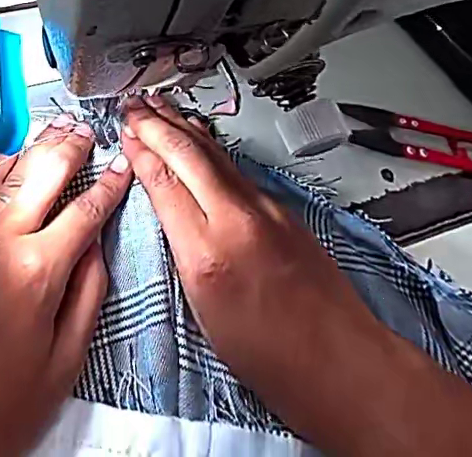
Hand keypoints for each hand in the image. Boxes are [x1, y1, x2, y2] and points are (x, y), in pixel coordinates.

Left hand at [0, 117, 132, 456]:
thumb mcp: (61, 364)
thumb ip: (85, 295)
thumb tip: (94, 247)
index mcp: (36, 270)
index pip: (84, 211)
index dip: (108, 186)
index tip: (121, 169)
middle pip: (44, 173)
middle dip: (71, 147)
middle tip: (87, 132)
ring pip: (8, 170)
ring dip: (36, 145)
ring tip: (57, 129)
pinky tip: (10, 155)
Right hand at [120, 95, 471, 456]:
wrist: (346, 367)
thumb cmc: (274, 358)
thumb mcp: (205, 311)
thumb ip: (182, 248)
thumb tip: (165, 205)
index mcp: (208, 256)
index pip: (164, 184)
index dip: (141, 152)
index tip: (125, 134)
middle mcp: (238, 222)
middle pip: (187, 155)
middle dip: (155, 125)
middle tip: (132, 107)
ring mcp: (265, 210)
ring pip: (213, 152)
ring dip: (180, 124)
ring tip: (157, 104)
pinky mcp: (283, 209)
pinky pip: (234, 165)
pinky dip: (207, 144)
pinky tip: (196, 135)